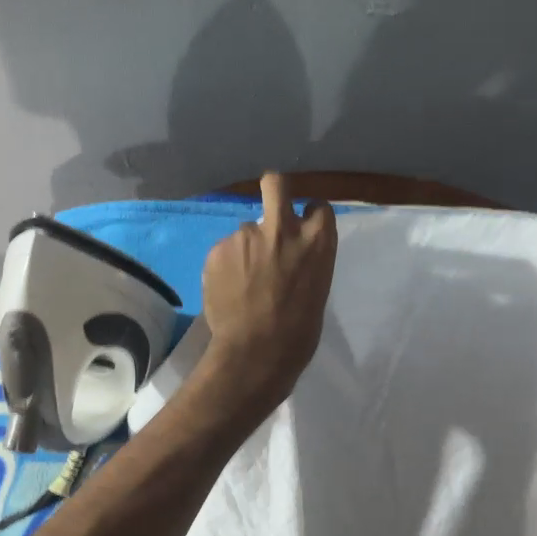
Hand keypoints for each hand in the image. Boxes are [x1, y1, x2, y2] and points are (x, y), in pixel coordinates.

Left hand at [196, 172, 337, 415]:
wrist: (255, 352)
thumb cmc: (298, 333)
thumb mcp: (316, 289)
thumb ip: (303, 262)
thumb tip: (289, 259)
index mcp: (317, 240)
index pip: (318, 206)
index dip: (309, 216)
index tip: (303, 228)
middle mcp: (282, 228)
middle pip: (276, 183)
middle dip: (274, 190)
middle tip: (270, 213)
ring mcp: (246, 236)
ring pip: (245, 230)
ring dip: (245, 248)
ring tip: (242, 282)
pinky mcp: (218, 249)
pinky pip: (224, 251)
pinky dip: (225, 266)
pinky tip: (227, 291)